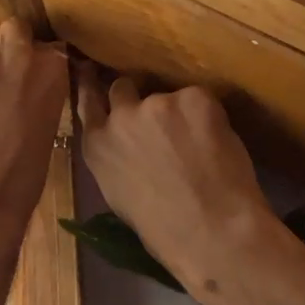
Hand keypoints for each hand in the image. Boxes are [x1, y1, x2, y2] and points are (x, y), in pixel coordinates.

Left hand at [0, 19, 66, 239]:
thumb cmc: (21, 179)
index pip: (41, 47)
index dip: (27, 64)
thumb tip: (20, 90)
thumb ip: (36, 96)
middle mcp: (17, 54)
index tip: (20, 82)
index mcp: (51, 71)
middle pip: (10, 32)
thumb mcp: (45, 129)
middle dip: (2, 52)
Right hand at [76, 70, 282, 287]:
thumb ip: (116, 160)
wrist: (209, 229)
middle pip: (123, 89)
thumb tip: (129, 148)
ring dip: (179, 114)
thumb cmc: (162, 230)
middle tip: (160, 121)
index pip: (88, 103)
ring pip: (168, 98)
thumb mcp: (119, 195)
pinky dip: (208, 118)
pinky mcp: (194, 98)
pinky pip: (200, 101)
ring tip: (198, 145)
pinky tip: (216, 145)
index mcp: (97, 146)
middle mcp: (121, 118)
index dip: (94, 89)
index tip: (95, 75)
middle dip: (138, 99)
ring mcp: (157, 104)